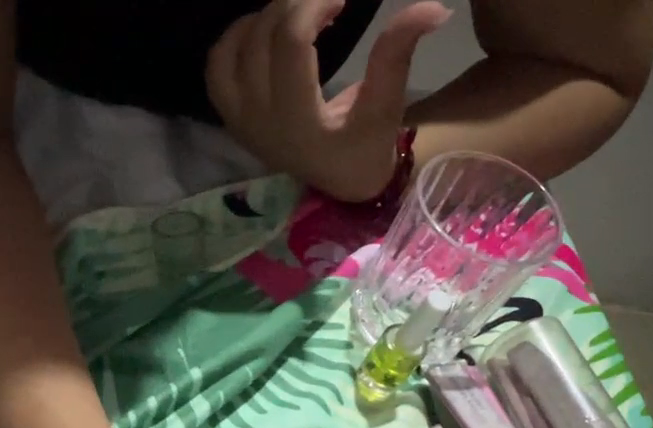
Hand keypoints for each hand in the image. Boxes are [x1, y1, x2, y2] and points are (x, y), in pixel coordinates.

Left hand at [207, 0, 448, 201]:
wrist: (338, 184)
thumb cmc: (364, 150)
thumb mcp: (385, 109)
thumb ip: (397, 56)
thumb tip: (435, 8)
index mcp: (297, 121)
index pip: (291, 42)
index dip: (313, 4)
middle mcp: (260, 121)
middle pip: (263, 37)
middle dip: (295, 4)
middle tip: (326, 3)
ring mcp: (240, 120)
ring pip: (234, 48)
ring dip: (265, 18)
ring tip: (298, 15)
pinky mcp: (232, 118)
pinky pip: (217, 68)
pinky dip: (236, 39)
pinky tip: (265, 29)